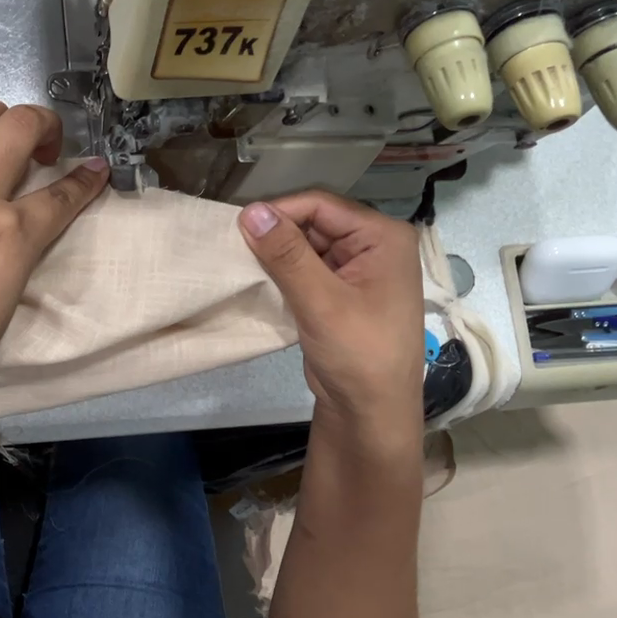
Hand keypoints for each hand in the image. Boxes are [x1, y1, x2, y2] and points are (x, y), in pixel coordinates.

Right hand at [237, 192, 423, 442]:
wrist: (370, 411)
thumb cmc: (358, 354)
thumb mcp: (321, 302)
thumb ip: (286, 254)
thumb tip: (250, 211)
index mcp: (383, 237)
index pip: (321, 205)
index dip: (279, 212)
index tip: (236, 228)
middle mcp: (373, 245)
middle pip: (313, 222)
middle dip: (276, 234)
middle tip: (234, 247)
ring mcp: (356, 270)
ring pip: (305, 246)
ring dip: (275, 255)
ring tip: (240, 263)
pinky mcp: (339, 292)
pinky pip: (305, 269)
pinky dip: (281, 273)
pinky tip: (257, 282)